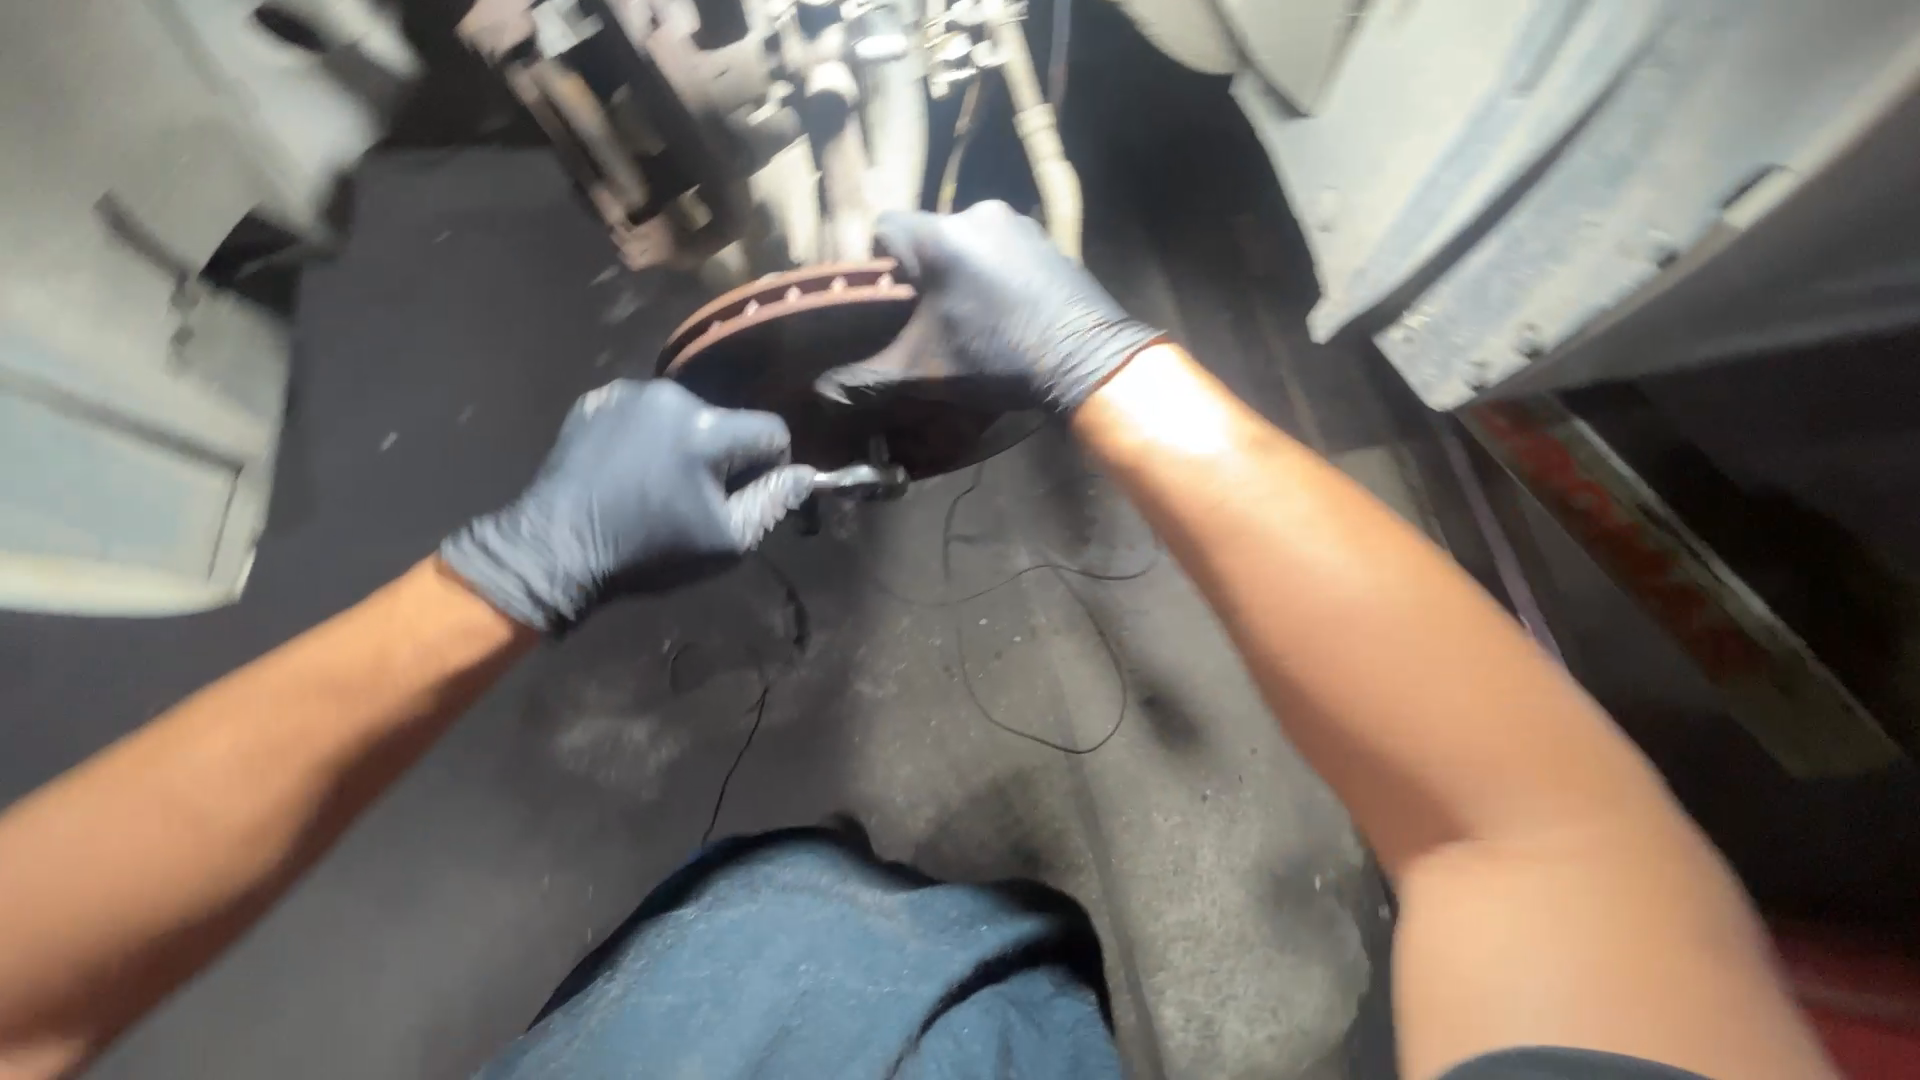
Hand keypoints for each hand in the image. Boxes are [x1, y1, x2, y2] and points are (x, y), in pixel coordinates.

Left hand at [441, 380, 815, 632]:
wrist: (554, 548)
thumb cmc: (648, 551)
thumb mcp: (725, 540)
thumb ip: (772, 502)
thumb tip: (805, 475)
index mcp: (707, 430)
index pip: (772, 431)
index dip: (771, 466)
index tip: (745, 496)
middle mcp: (672, 397)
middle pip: (727, 421)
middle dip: (723, 455)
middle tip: (695, 497)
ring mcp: (628, 393)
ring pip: (686, 414)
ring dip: (685, 442)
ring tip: (658, 482)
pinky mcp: (596, 400)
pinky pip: (644, 411)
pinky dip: (647, 434)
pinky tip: (628, 468)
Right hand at [815, 201, 1163, 412]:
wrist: (1086, 362)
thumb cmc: (996, 360)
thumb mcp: (924, 372)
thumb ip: (868, 378)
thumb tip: (823, 392)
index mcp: (937, 236)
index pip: (884, 228)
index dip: (879, 265)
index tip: (889, 302)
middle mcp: (976, 213)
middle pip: (928, 237)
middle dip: (923, 273)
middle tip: (930, 319)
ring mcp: (1019, 224)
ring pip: (968, 242)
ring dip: (961, 273)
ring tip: (971, 318)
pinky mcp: (1048, 240)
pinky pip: (1004, 249)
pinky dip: (996, 274)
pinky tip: (1007, 311)